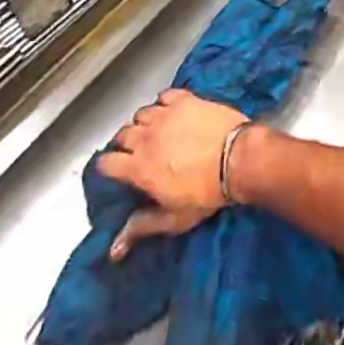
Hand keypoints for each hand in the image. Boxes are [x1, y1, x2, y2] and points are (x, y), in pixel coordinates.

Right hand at [97, 89, 249, 260]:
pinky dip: (164, 103)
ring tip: (157, 131)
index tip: (119, 170)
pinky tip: (172, 111)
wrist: (238, 159)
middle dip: (126, 143)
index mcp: (138, 167)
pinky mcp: (185, 100)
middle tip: (140, 152)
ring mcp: (165, 115)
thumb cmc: (206, 193)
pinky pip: (165, 95)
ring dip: (145, 122)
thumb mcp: (174, 218)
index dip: (109, 166)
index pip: (106, 162)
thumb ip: (142, 227)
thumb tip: (114, 249)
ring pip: (141, 113)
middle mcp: (146, 137)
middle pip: (122, 134)